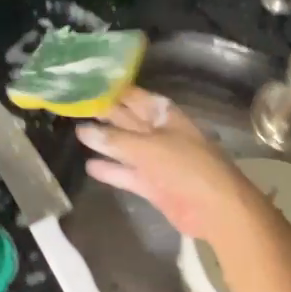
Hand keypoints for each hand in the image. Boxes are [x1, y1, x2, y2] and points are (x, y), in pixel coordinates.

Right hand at [77, 88, 258, 240]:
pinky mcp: (154, 185)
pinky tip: (90, 166)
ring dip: (105, 142)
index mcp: (166, 117)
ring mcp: (158, 161)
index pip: (136, 97)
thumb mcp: (148, 147)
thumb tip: (82, 130)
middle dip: (106, 114)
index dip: (115, 92)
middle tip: (76, 106)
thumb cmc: (185, 166)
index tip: (88, 85)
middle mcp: (161, 134)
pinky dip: (112, 170)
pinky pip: (129, 173)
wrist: (214, 207)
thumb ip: (115, 140)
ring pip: (127, 148)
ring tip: (77, 133)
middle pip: (129, 121)